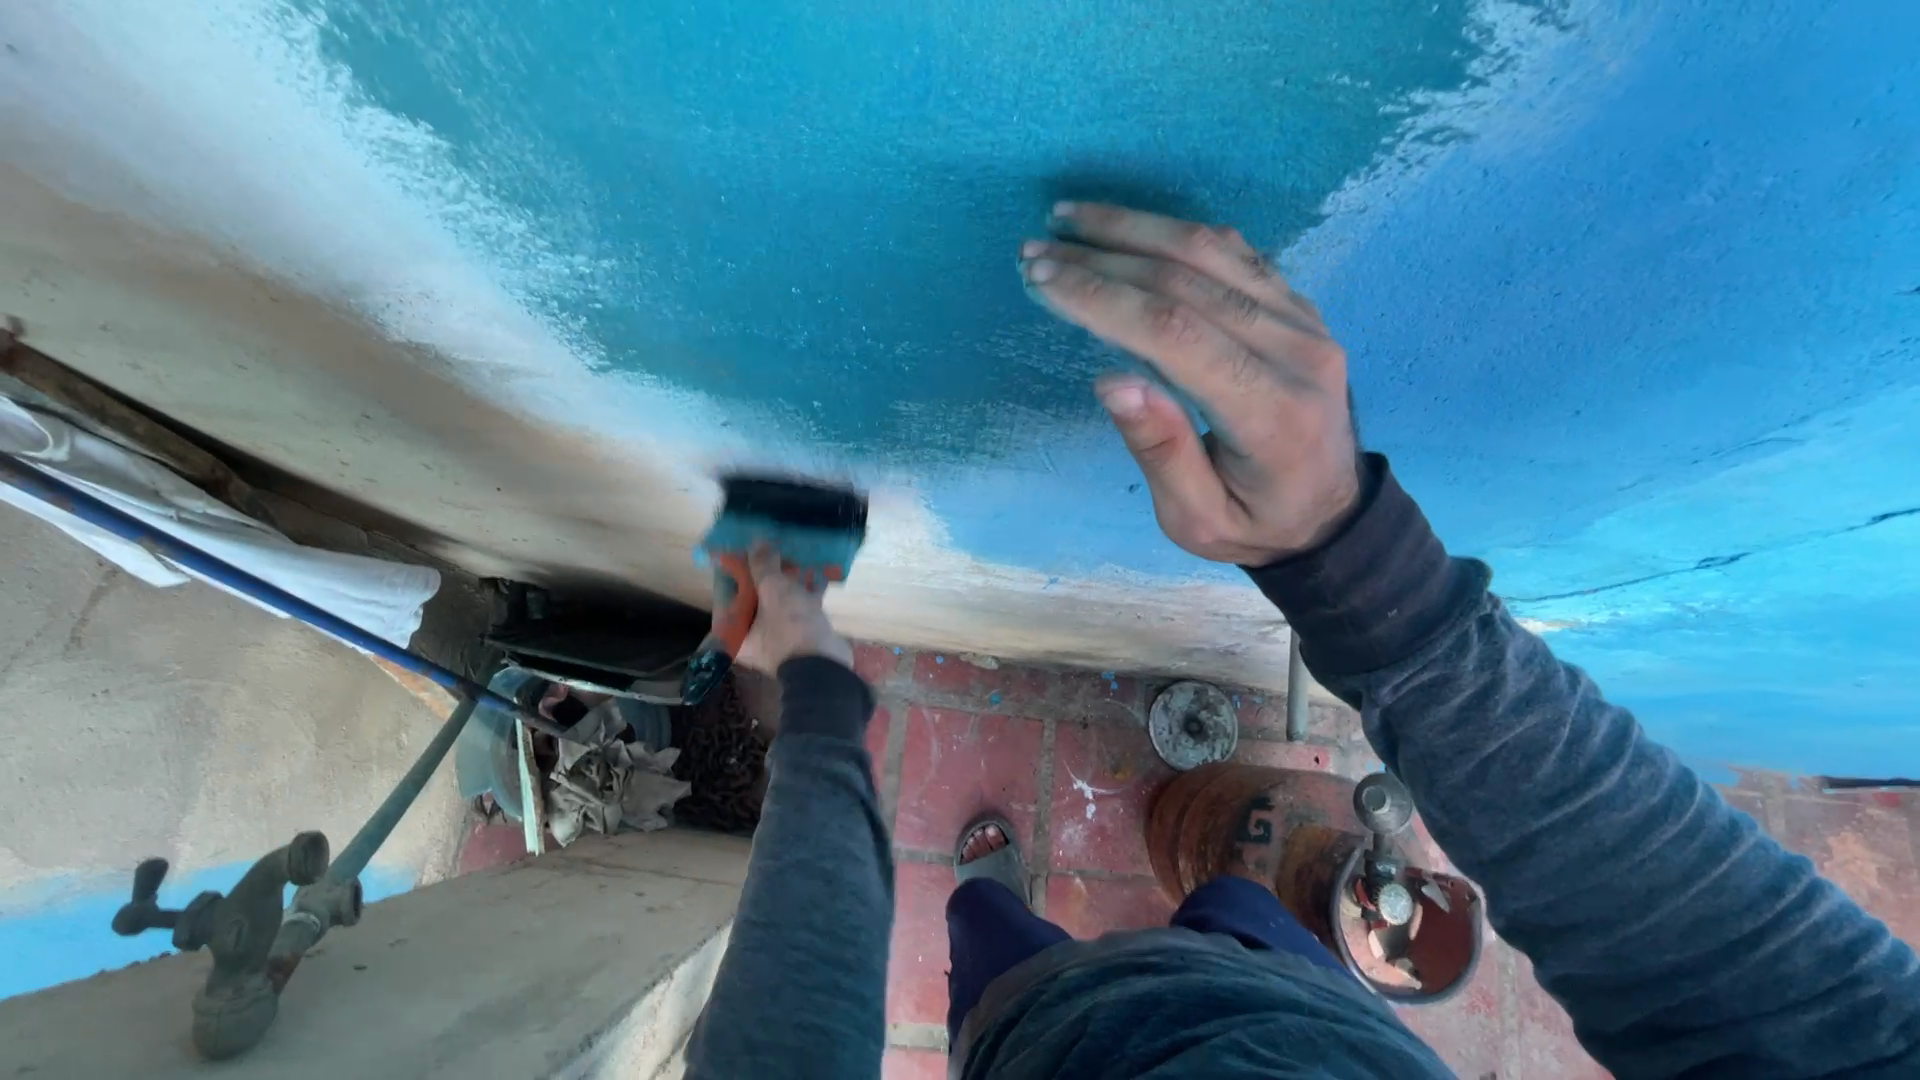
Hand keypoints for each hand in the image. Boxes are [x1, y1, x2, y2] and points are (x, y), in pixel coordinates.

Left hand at [734, 543, 854, 672]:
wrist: (825, 665)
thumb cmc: (790, 628)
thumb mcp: (774, 589)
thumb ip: (763, 564)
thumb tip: (757, 541)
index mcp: (734, 629)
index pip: (728, 590)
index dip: (737, 566)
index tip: (747, 545)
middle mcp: (751, 634)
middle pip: (754, 594)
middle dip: (767, 569)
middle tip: (775, 545)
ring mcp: (778, 635)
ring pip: (779, 599)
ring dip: (790, 578)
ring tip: (799, 553)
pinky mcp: (801, 634)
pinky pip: (799, 607)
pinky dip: (808, 590)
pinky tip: (820, 570)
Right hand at [1019, 202, 1360, 564]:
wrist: (1333, 514)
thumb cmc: (1256, 525)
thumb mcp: (1198, 520)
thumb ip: (1160, 452)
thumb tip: (1110, 380)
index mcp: (1269, 413)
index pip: (1175, 333)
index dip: (1103, 299)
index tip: (1042, 281)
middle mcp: (1295, 352)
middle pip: (1187, 280)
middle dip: (1100, 260)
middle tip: (1033, 252)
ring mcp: (1304, 321)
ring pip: (1210, 251)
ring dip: (1132, 228)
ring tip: (1066, 220)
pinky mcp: (1300, 307)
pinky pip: (1236, 253)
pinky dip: (1175, 233)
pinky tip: (1129, 227)